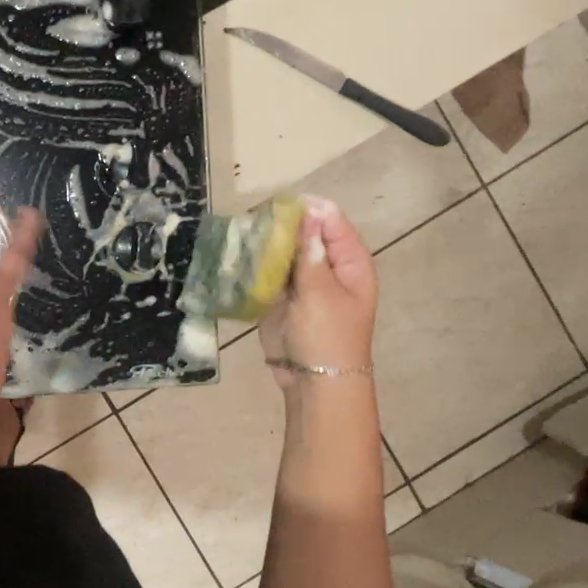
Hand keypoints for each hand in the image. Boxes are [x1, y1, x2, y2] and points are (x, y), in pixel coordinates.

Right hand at [259, 196, 376, 390]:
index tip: (280, 204)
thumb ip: (309, 255)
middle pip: (305, 236)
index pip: (332, 223)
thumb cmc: (327, 337)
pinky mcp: (281, 301)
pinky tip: (236, 259)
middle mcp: (328, 269)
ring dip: (264, 247)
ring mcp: (304, 285)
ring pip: (283, 255)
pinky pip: (268, 276)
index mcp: (351, 263)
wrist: (314, 382)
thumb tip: (305, 218)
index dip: (309, 210)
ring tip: (240, 235)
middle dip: (281, 227)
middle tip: (253, 219)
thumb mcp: (321, 292)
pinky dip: (255, 268)